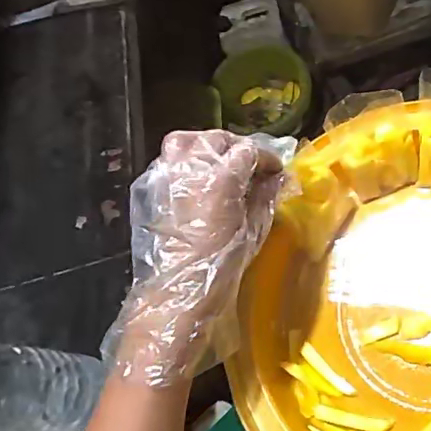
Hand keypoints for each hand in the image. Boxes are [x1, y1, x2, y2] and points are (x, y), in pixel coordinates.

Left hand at [105, 131, 285, 385]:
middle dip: (238, 148)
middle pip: (217, 139)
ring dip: (207, 146)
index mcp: (220, 180)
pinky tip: (199, 178)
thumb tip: (280, 178)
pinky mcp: (151, 188)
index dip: (266, 158)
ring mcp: (166, 176)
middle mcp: (190, 170)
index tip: (275, 171)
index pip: (248, 151)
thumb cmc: (221, 266)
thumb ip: (266, 196)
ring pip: (186, 141)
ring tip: (221, 163)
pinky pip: (169, 159)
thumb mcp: (254, 230)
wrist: (177, 291)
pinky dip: (186, 160)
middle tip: (251, 166)